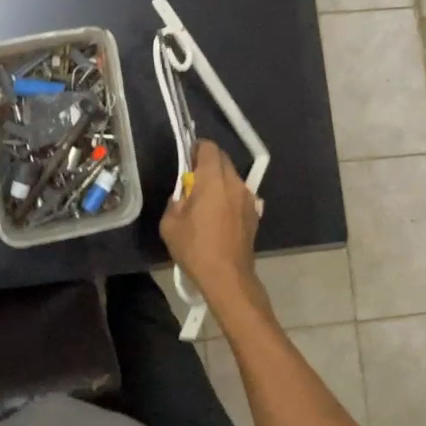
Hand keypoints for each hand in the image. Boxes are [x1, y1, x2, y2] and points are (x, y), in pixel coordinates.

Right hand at [160, 140, 266, 313]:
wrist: (228, 277)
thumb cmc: (196, 249)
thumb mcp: (170, 224)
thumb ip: (175, 201)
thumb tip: (183, 195)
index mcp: (213, 180)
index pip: (209, 148)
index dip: (197, 148)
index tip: (187, 159)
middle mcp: (234, 183)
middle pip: (222, 160)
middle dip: (207, 163)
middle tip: (192, 180)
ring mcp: (248, 198)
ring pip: (232, 177)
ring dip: (219, 181)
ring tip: (206, 201)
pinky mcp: (254, 213)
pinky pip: (239, 195)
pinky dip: (229, 197)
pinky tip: (219, 217)